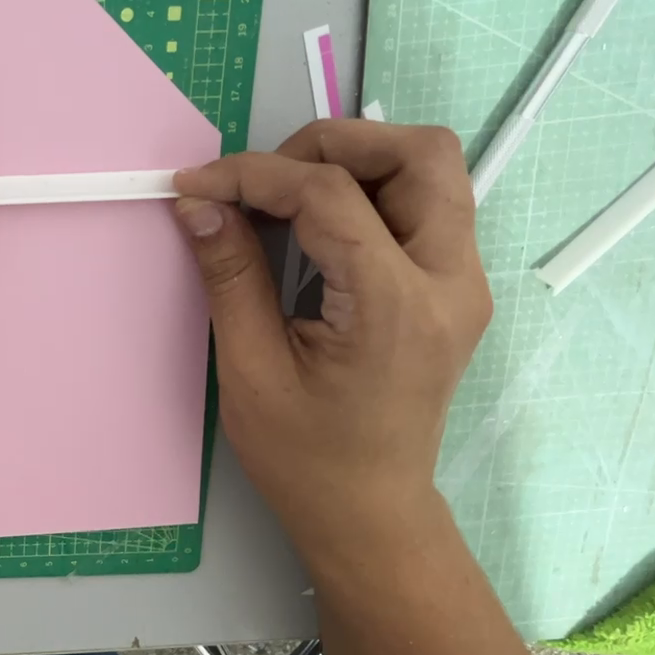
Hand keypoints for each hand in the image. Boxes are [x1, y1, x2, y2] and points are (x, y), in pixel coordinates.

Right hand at [172, 120, 491, 544]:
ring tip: (282, 196)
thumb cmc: (302, 454)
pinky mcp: (451, 289)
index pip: (329, 195)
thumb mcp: (251, 368)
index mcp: (393, 305)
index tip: (194, 186)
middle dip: (329, 145)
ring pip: (430, 171)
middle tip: (259, 180)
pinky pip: (421, 207)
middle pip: (418, 154)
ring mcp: (461, 282)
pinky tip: (311, 226)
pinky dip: (365, 193)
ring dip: (354, 163)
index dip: (251, 176)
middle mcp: (449, 280)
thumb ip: (231, 276)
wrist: (366, 509)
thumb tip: (199, 207)